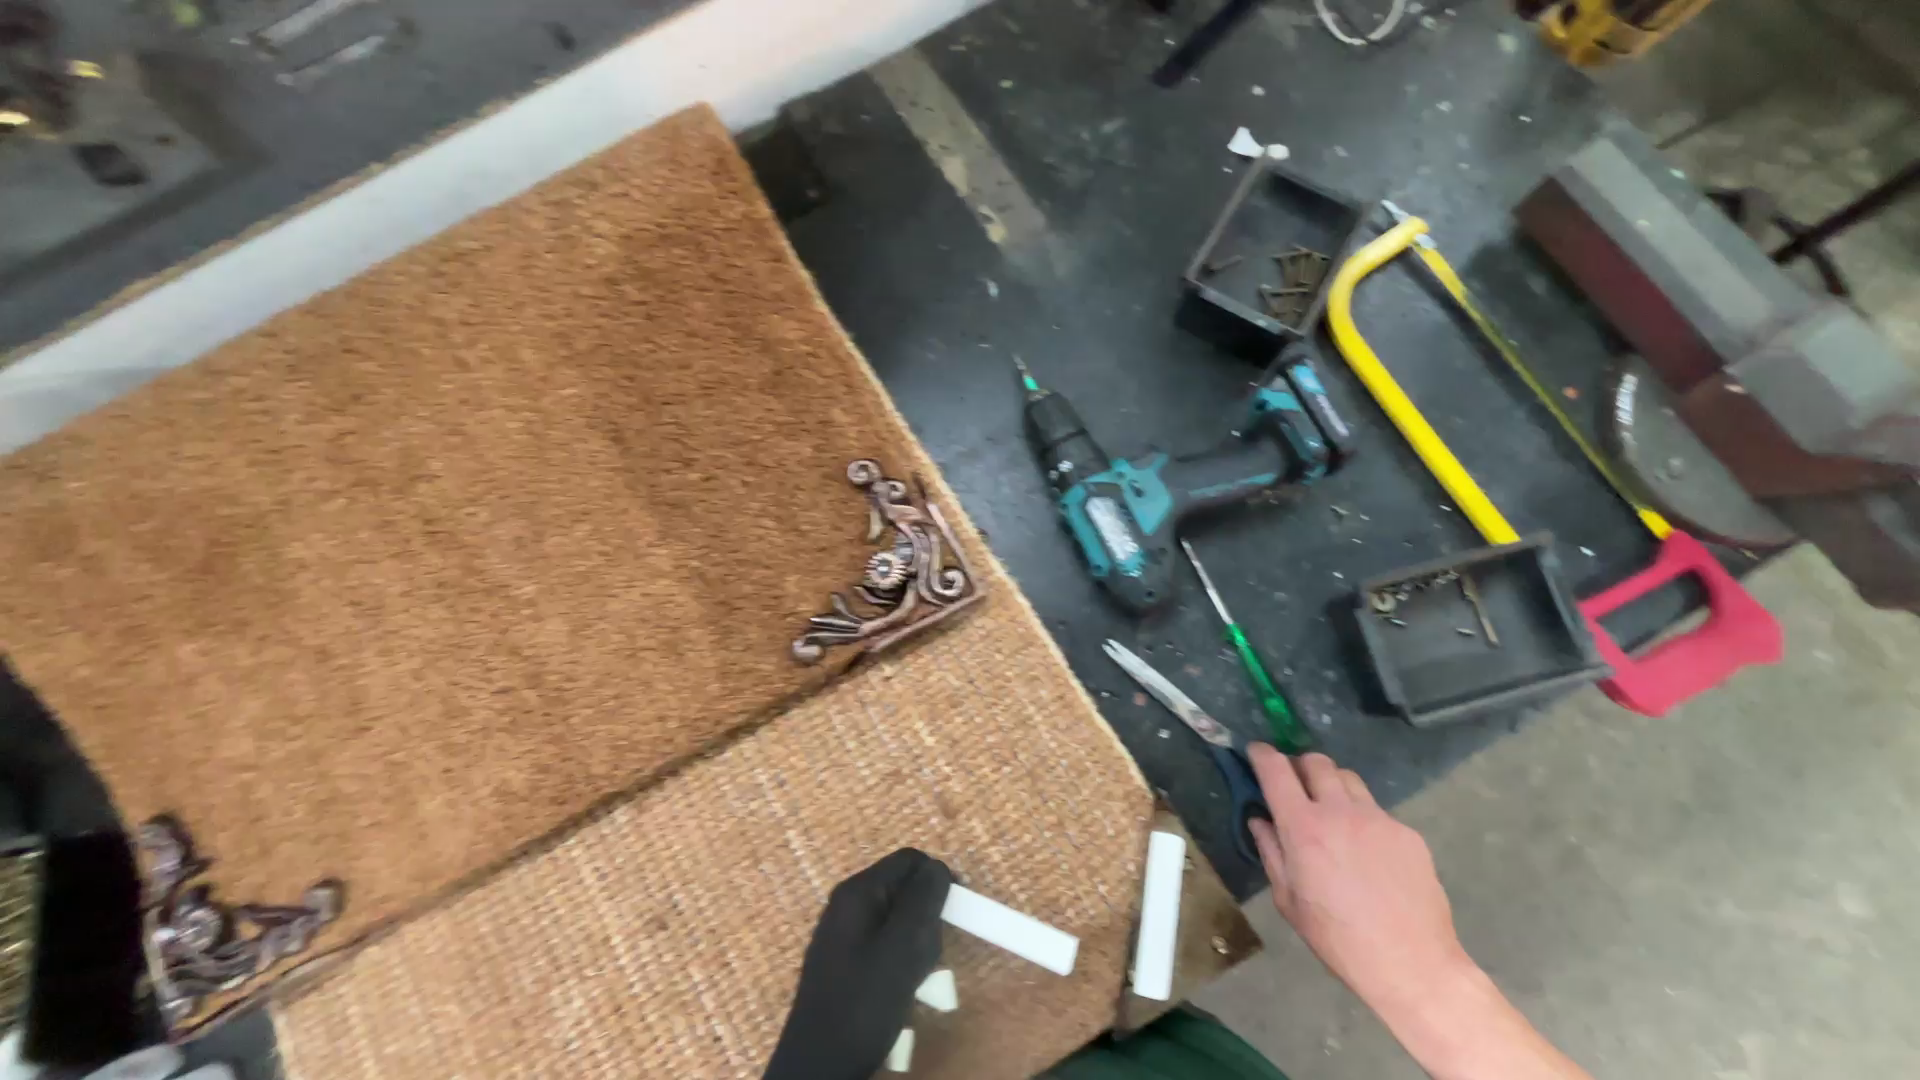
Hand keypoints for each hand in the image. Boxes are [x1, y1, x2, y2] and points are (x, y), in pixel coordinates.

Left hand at [763, 849, 952, 1079]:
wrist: (820, 1067)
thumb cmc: (863, 1003)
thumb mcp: (902, 948)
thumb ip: (923, 900)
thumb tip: (939, 867)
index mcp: (858, 892)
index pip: (910, 861)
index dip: (939, 880)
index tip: (959, 915)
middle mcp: (847, 905)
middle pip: (905, 889)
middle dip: (927, 918)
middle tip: (930, 955)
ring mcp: (844, 934)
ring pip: (898, 920)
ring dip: (917, 944)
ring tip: (916, 978)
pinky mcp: (846, 962)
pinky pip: (885, 945)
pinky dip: (901, 961)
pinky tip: (902, 990)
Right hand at [1244, 747, 1471, 1020]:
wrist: (1411, 963)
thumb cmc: (1337, 938)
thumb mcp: (1288, 900)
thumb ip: (1271, 852)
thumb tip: (1260, 821)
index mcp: (1303, 828)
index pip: (1276, 771)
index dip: (1262, 754)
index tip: (1256, 752)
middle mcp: (1340, 812)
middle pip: (1316, 762)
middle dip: (1299, 764)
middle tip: (1295, 783)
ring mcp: (1378, 819)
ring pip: (1349, 779)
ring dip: (1332, 784)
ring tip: (1331, 810)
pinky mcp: (1407, 833)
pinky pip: (1377, 810)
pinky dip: (1362, 816)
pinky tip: (1366, 850)